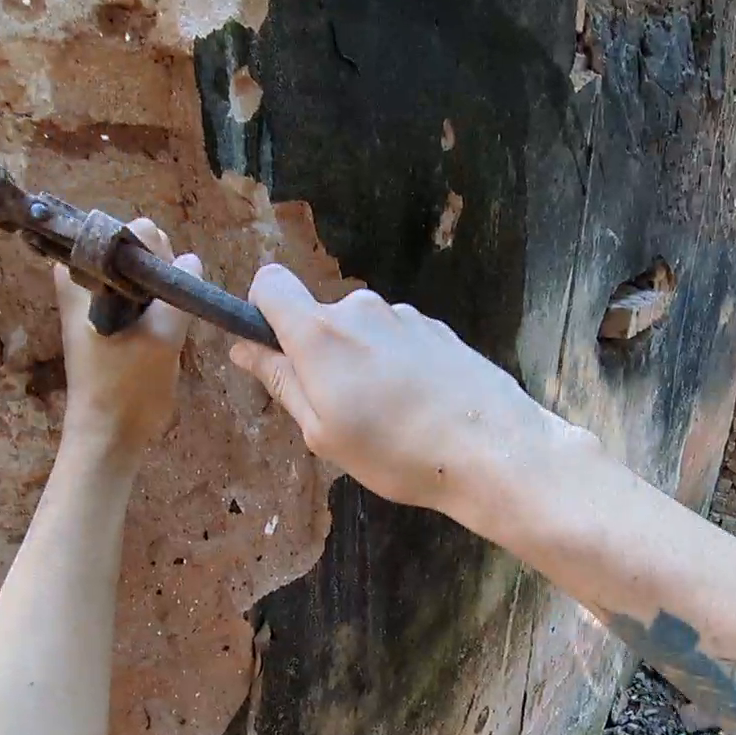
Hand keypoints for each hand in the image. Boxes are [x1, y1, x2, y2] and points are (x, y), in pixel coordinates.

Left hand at [52, 219, 196, 456]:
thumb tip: (192, 260)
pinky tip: (160, 334)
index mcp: (85, 274)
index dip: (160, 257)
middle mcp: (84, 277)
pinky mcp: (105, 317)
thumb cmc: (129, 387)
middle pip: (139, 248)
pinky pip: (138, 295)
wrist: (108, 434)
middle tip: (164, 314)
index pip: (135, 233)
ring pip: (142, 274)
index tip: (165, 292)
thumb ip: (180, 294)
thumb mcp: (162, 338)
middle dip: (161, 274)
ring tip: (162, 328)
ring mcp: (94, 298)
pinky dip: (154, 307)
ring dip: (160, 294)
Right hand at [229, 264, 571, 513]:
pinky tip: (422, 407)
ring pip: (362, 333)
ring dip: (363, 364)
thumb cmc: (396, 453)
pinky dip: (398, 366)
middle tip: (346, 413)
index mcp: (321, 333)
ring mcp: (404, 316)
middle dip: (321, 356)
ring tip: (392, 419)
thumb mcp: (322, 432)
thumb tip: (244, 347)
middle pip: (320, 318)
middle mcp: (361, 309)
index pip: (270, 282)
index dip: (262, 311)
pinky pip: (398, 340)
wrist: (491, 450)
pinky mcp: (438, 328)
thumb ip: (280, 382)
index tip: (275, 351)